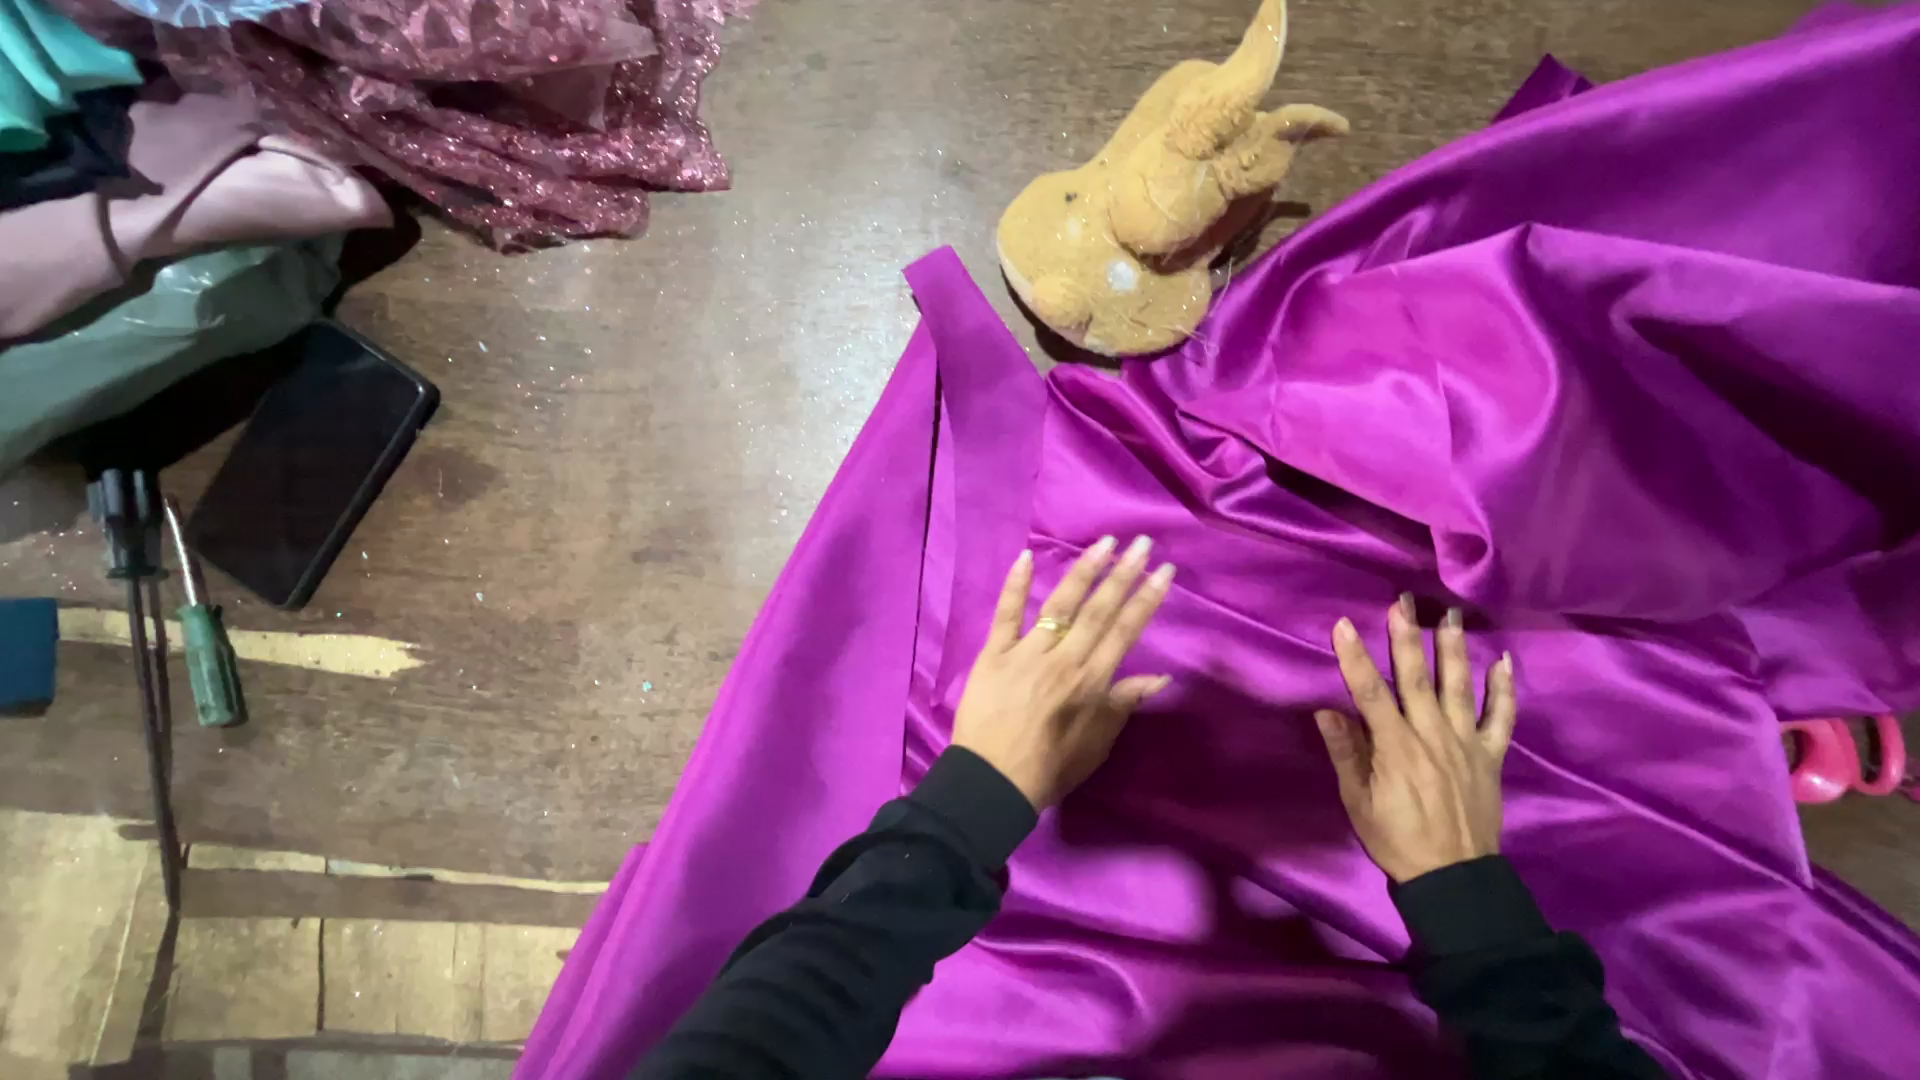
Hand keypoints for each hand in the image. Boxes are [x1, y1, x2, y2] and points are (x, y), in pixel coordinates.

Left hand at [952, 536, 1175, 808]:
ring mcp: (1026, 653)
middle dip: (1123, 574)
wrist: (992, 782)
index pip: (1125, 631)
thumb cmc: (1050, 767)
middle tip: (1141, 543)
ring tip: (1103, 543)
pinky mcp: (993, 653)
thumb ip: (1124, 704)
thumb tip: (1160, 677)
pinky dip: (1015, 585)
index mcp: (1091, 681)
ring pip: (1059, 605)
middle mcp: (1063, 659)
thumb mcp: (1097, 742)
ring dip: (1083, 571)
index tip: (1163, 570)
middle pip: (1098, 610)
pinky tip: (1027, 556)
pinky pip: (1006, 614)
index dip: (1146, 599)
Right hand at [1314, 595, 1517, 883]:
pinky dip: (1505, 689)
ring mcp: (1466, 743)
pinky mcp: (1490, 756)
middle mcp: (1432, 735)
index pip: (1369, 692)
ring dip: (1452, 649)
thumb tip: (1327, 711)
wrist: (1455, 878)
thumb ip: (1346, 753)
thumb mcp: (1358, 800)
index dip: (1355, 657)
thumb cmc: (1396, 837)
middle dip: (1407, 637)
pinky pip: (1501, 718)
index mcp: (1395, 746)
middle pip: (1416, 678)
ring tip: (1450, 615)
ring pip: (1459, 687)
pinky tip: (1503, 661)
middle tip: (1403, 602)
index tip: (1344, 624)